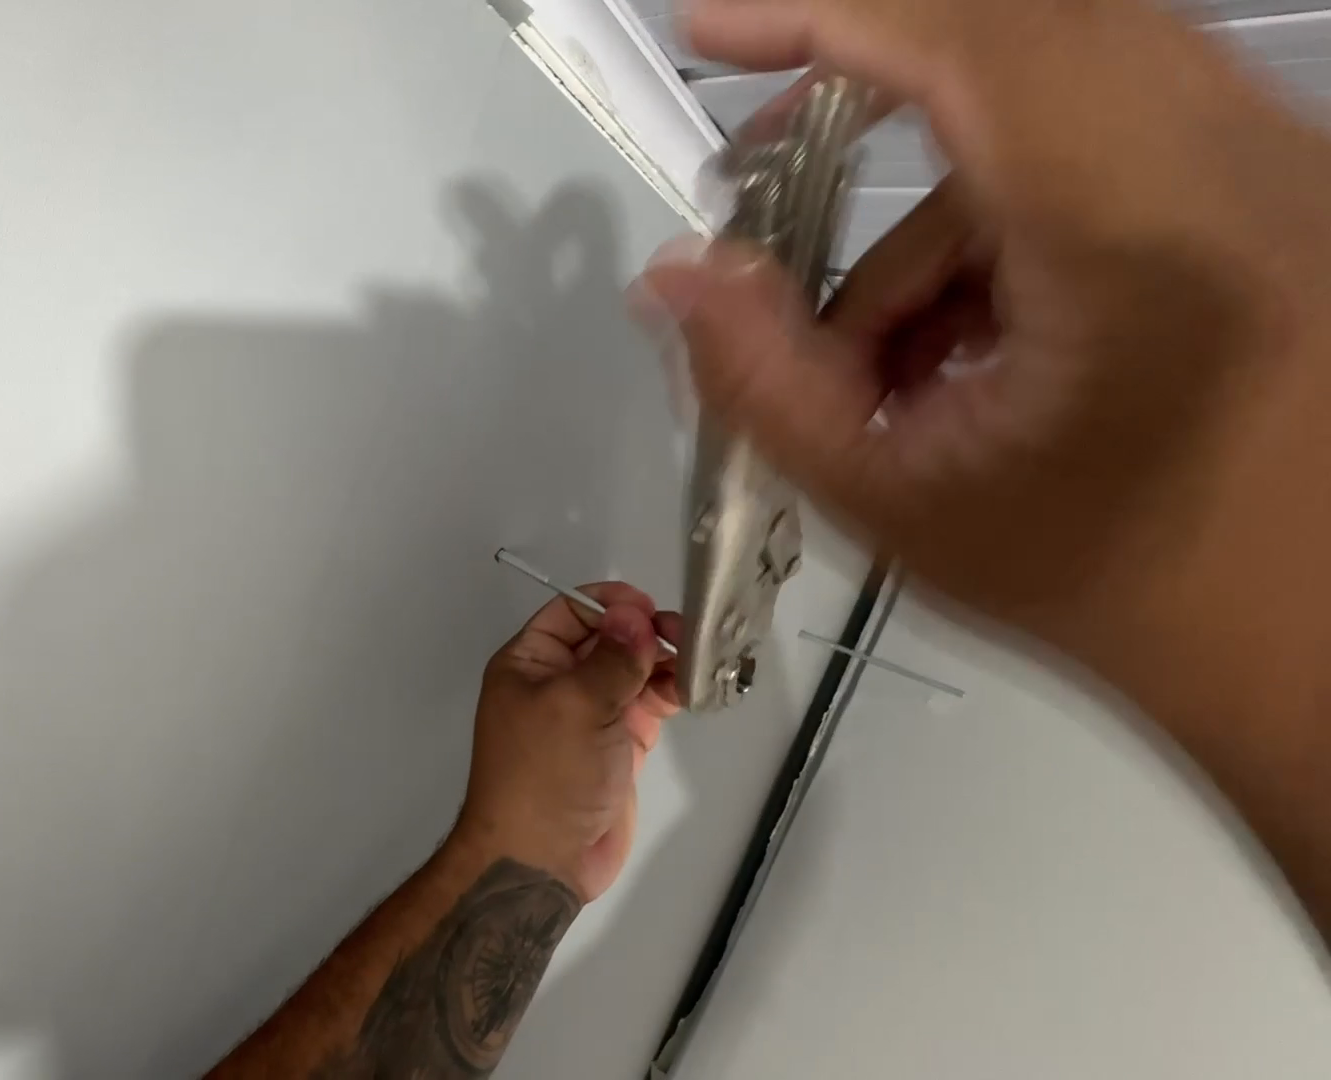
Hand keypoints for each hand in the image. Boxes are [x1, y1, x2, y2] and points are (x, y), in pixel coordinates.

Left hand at [453, 584, 682, 902]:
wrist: (541, 859)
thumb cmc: (545, 772)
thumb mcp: (575, 706)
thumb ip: (612, 659)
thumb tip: (635, 615)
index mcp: (529, 662)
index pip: (572, 612)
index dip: (611, 605)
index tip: (651, 611)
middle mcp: (558, 680)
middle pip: (608, 639)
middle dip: (646, 633)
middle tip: (687, 637)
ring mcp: (590, 712)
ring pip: (632, 670)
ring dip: (665, 662)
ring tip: (699, 663)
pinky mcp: (617, 742)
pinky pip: (647, 703)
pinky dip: (671, 692)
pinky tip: (695, 689)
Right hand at [632, 0, 1330, 698]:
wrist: (1307, 640)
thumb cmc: (1104, 580)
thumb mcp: (882, 492)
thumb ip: (756, 378)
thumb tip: (671, 277)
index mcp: (1145, 242)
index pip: (977, 44)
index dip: (829, 10)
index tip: (712, 24)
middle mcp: (1242, 170)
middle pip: (1015, 42)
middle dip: (861, 90)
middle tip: (761, 165)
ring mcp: (1269, 174)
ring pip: (1037, 117)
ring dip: (917, 221)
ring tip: (866, 359)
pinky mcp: (1263, 197)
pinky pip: (1084, 164)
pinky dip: (982, 241)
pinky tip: (950, 354)